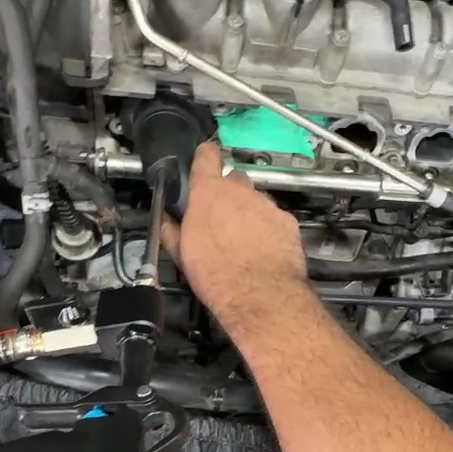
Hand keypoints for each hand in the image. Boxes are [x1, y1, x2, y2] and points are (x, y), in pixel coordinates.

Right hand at [161, 142, 306, 327]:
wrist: (261, 296)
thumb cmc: (217, 276)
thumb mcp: (183, 254)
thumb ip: (172, 230)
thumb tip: (166, 220)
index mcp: (209, 193)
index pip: (206, 155)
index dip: (204, 158)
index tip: (203, 163)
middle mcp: (240, 191)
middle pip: (234, 179)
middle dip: (228, 194)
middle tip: (221, 218)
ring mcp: (267, 204)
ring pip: (256, 200)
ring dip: (249, 213)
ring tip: (243, 240)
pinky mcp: (287, 221)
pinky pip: (275, 218)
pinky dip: (269, 228)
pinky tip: (263, 249)